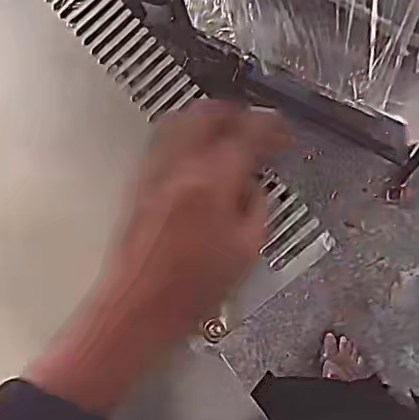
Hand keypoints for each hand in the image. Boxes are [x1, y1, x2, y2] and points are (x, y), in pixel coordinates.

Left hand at [28, 101, 284, 412]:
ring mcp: (153, 175)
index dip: (271, 127)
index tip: (281, 131)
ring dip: (206, 117)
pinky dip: (182, 136)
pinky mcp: (137, 187)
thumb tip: (254, 190)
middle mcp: (179, 170)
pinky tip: (191, 149)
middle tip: (254, 121)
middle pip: (208, 114)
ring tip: (224, 126)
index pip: (248, 135)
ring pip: (179, 122)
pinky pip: (161, 144)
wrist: (138, 307)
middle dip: (236, 112)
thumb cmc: (186, 290)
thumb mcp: (245, 251)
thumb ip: (256, 208)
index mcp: (212, 182)